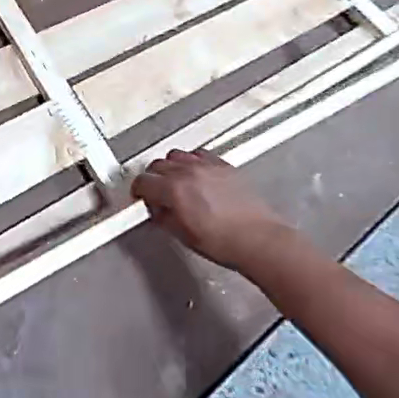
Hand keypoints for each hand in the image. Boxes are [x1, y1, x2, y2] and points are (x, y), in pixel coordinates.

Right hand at [131, 150, 300, 270]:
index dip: (139, 190)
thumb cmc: (226, 242)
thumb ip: (163, 217)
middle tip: (156, 192)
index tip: (141, 196)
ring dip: (171, 166)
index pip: (143, 181)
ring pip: (176, 155)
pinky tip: (197, 175)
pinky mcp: (223, 165)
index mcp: (174, 190)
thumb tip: (156, 210)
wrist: (259, 240)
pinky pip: (199, 154)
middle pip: (157, 164)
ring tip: (176, 182)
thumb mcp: (183, 236)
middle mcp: (188, 171)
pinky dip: (192, 161)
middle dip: (153, 178)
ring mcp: (206, 165)